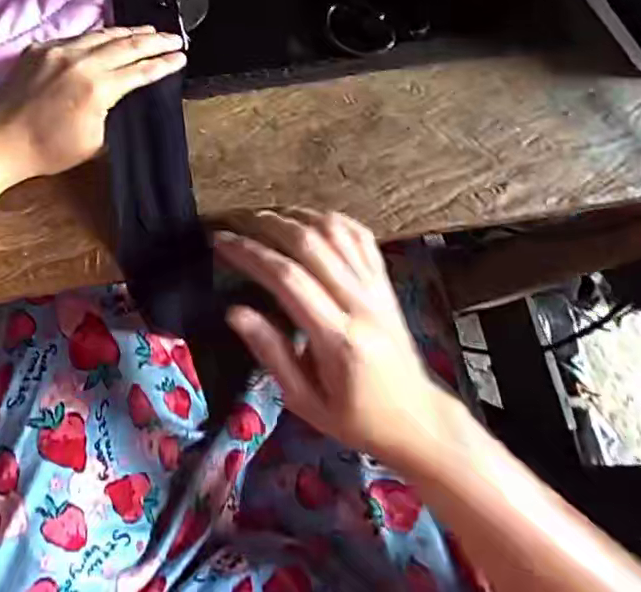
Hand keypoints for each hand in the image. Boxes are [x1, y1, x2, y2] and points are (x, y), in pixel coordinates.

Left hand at [0, 27, 186, 184]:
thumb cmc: (47, 150)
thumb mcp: (94, 140)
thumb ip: (113, 111)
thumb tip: (124, 95)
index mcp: (97, 87)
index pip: (140, 70)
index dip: (164, 63)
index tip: (181, 56)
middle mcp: (79, 61)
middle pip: (126, 44)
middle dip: (154, 41)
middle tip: (174, 37)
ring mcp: (56, 50)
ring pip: (101, 35)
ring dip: (127, 33)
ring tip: (147, 31)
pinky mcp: (38, 49)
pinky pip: (75, 37)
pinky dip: (97, 36)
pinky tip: (107, 36)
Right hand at [214, 208, 463, 472]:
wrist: (420, 423)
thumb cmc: (356, 418)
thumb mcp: (304, 401)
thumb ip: (270, 353)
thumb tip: (234, 312)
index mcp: (338, 339)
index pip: (288, 279)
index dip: (250, 253)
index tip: (221, 241)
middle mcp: (360, 306)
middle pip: (311, 244)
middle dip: (267, 225)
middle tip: (236, 221)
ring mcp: (377, 290)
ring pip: (335, 232)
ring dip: (296, 216)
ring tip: (265, 217)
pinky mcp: (386, 284)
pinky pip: (360, 237)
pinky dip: (331, 219)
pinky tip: (307, 219)